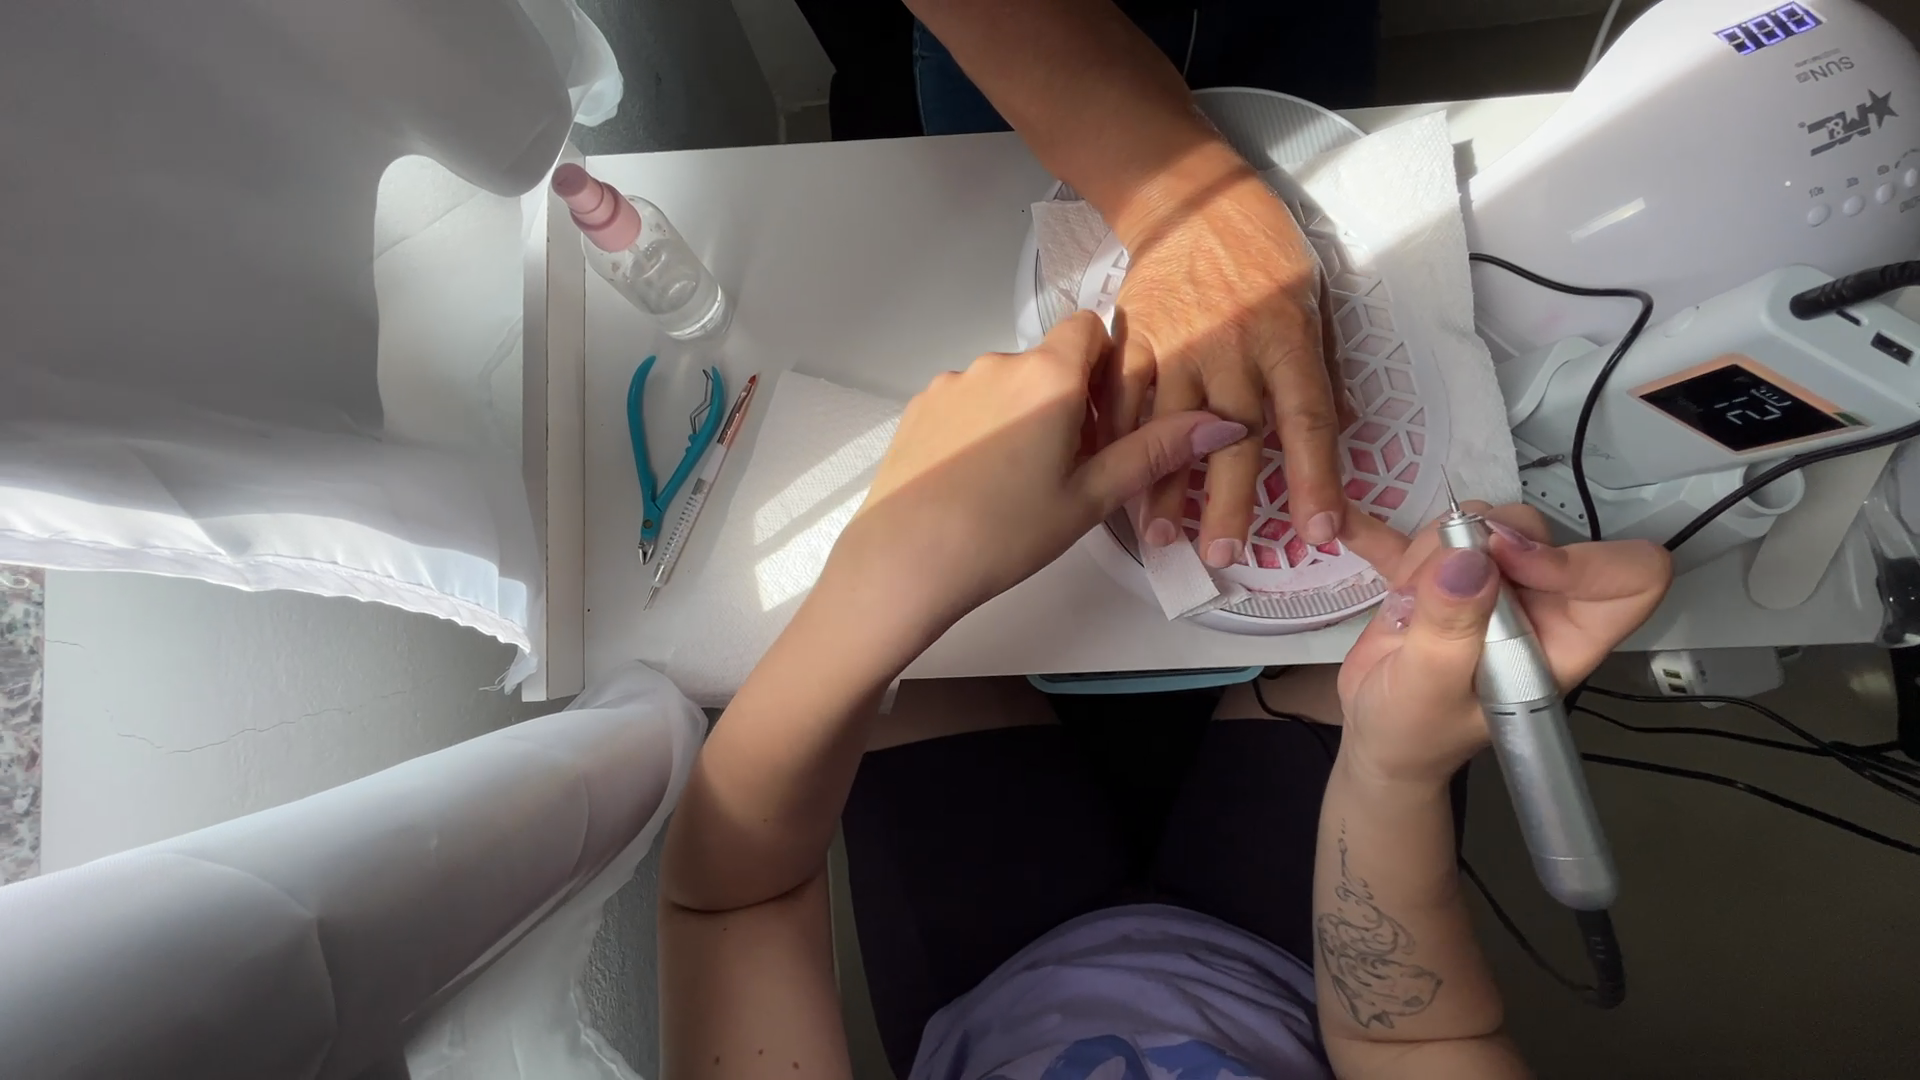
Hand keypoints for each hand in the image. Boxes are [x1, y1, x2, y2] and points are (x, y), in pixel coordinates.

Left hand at [829, 311, 1244, 635]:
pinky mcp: (917, 408)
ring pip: (1005, 384)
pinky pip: (965, 402)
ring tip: (1014, 481)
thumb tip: (1223, 424)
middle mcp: (996, 363)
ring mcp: (949, 384)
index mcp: (1046, 376)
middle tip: (1066, 466)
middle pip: (1047, 361)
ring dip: (1022, 413)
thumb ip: (1154, 453)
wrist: (905, 561)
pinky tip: (973, 480)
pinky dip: (981, 425)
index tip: (1103, 420)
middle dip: (1067, 399)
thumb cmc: (1004, 534)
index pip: (1090, 328)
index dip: (1105, 367)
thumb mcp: (1087, 497)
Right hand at [1107, 147, 1349, 569]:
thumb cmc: (1261, 250)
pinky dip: (1120, 441)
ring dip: (1164, 485)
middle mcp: (1233, 347)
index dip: (1315, 479)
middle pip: (1233, 437)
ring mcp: (1176, 344)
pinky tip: (1114, 478)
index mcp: (1287, 336)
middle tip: (1221, 554)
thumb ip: (1314, 365)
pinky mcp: (1134, 339)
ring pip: (1170, 427)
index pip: (1307, 420)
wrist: (1192, 202)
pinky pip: (1125, 398)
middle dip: (1229, 501)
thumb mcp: (1312, 297)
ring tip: (1159, 536)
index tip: (1317, 531)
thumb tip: (1325, 431)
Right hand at [1333, 504, 1671, 786]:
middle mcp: (1533, 605)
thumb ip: (1451, 628)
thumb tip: (1466, 559)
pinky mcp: (1437, 577)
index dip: (1575, 559)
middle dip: (1473, 545)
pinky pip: (1417, 538)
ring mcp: (1484, 588)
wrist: (1377, 736)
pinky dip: (1379, 530)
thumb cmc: (1415, 730)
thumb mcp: (1431, 687)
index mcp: (1562, 639)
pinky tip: (1347, 526)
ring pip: (1474, 526)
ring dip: (1426, 550)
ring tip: (1401, 600)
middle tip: (1426, 582)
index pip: (1623, 578)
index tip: (1505, 562)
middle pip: (1532, 534)